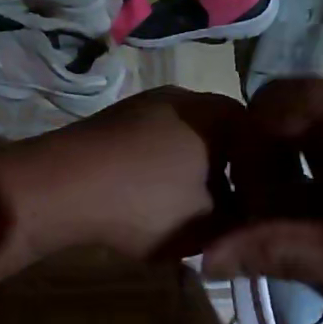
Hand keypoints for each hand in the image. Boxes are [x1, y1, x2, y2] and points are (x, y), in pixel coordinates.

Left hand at [0, 86, 242, 259]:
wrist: (58, 187)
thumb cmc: (145, 204)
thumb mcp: (207, 226)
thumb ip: (239, 220)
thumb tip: (248, 216)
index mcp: (221, 114)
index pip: (265, 143)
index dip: (264, 181)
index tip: (252, 213)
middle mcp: (186, 96)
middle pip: (222, 140)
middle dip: (222, 178)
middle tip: (217, 216)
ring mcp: (143, 104)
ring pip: (183, 143)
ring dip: (186, 175)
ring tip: (175, 212)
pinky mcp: (111, 120)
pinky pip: (148, 146)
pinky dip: (153, 171)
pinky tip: (139, 198)